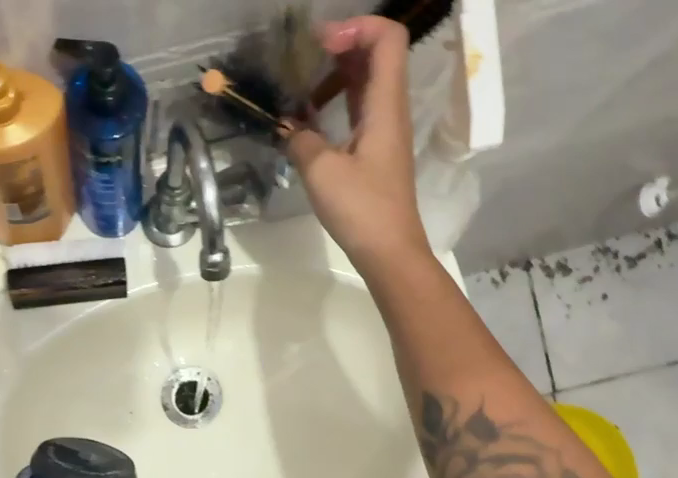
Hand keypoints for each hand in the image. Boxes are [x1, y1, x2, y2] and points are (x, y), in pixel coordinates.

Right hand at [284, 16, 428, 267]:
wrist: (388, 250)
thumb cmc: (361, 209)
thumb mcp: (321, 172)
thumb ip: (301, 140)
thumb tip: (287, 127)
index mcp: (384, 105)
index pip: (386, 38)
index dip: (356, 27)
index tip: (320, 43)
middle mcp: (390, 109)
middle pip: (377, 54)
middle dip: (342, 45)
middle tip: (304, 58)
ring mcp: (384, 130)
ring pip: (366, 82)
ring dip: (336, 75)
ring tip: (302, 87)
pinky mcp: (375, 150)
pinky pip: (358, 108)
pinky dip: (336, 102)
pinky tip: (310, 119)